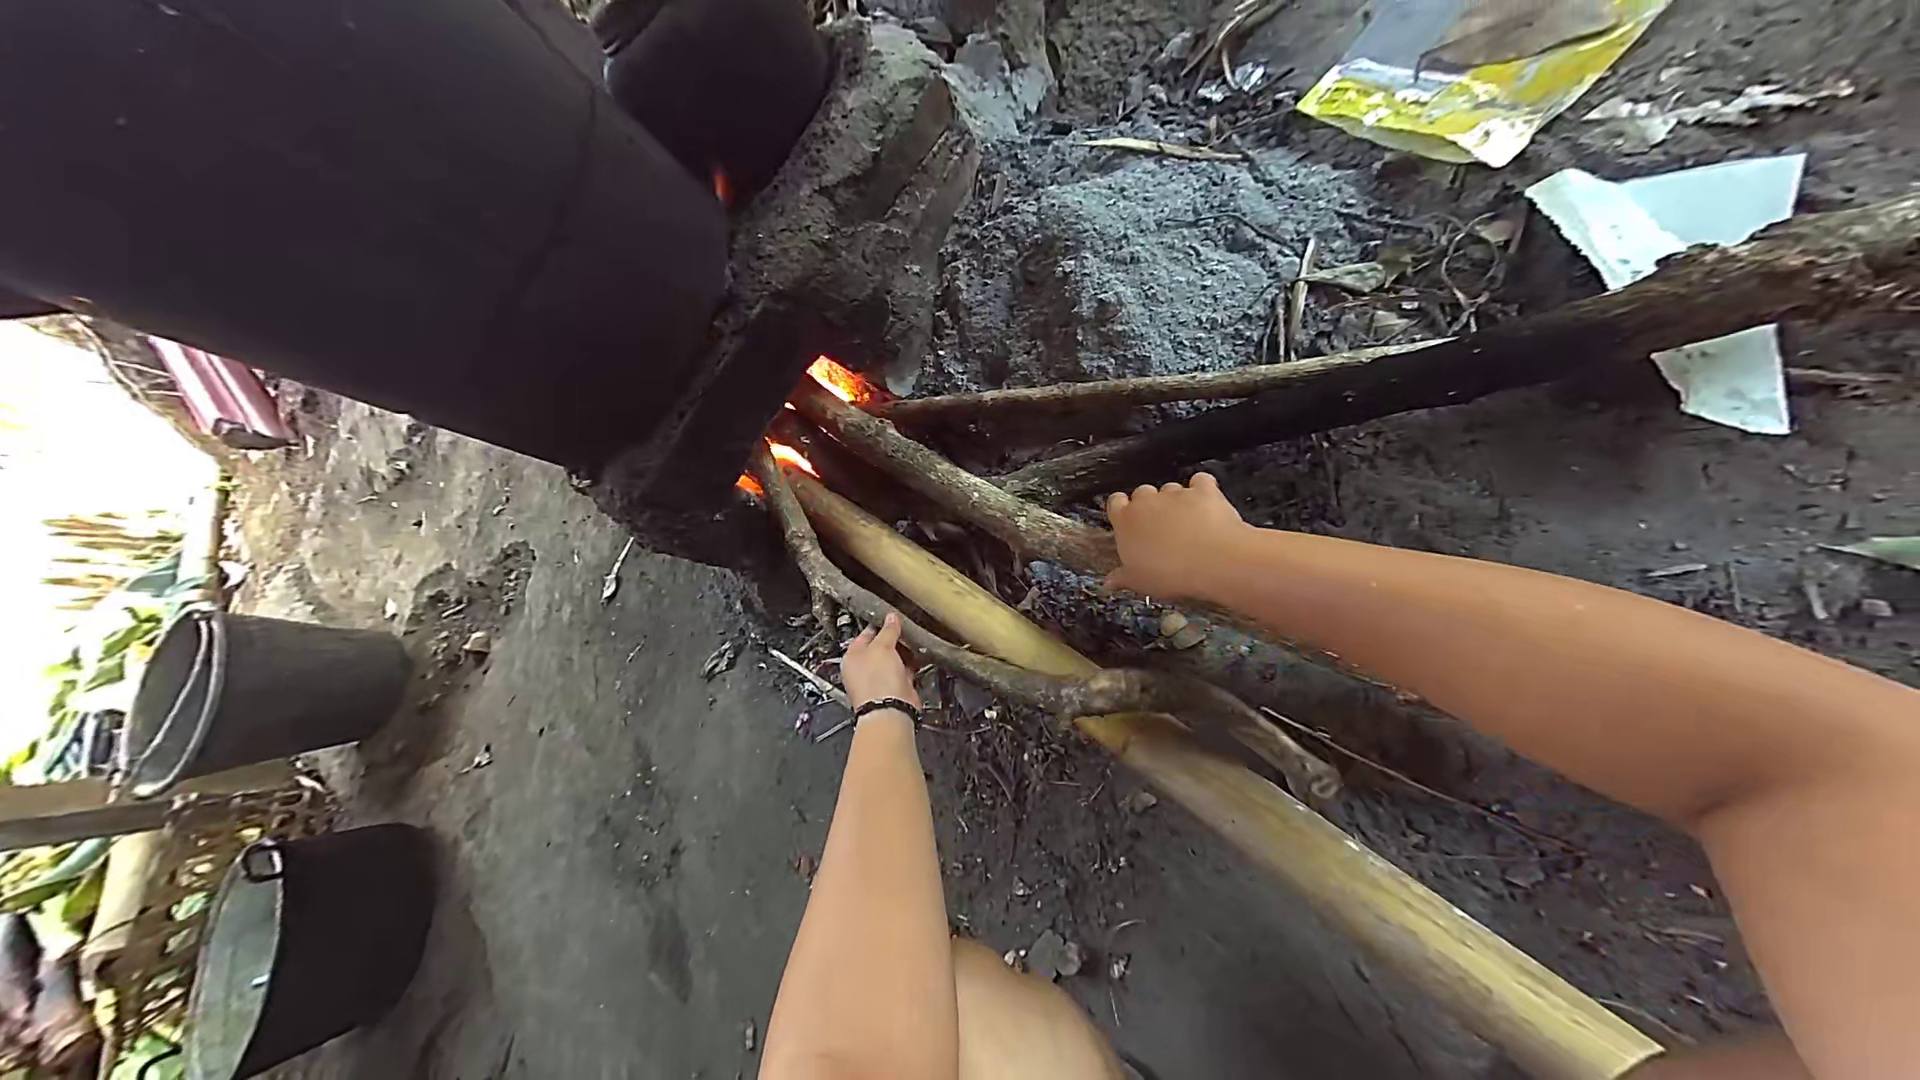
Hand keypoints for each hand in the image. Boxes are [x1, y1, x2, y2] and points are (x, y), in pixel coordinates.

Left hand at [840, 612, 920, 709]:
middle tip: (906, 628)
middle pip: (881, 647)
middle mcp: (864, 669)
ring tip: (915, 640)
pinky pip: (904, 670)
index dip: (880, 625)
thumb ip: (888, 631)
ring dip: (905, 651)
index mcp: (853, 657)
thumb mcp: (882, 647)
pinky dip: (911, 664)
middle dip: (894, 639)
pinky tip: (919, 655)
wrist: (891, 710)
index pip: (866, 635)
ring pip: (894, 659)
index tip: (892, 618)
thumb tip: (891, 618)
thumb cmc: (877, 681)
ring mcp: (880, 679)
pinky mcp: (896, 687)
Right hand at [1105, 473, 1246, 599]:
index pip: (1115, 503)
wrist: (1214, 563)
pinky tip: (1205, 504)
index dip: (1122, 510)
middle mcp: (1147, 502)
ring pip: (1170, 489)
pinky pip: (1200, 481)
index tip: (1128, 522)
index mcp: (1125, 521)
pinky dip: (1202, 489)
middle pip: (1142, 493)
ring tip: (1185, 524)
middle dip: (1149, 507)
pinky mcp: (1203, 491)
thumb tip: (1111, 581)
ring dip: (1175, 501)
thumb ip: (1122, 577)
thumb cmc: (1172, 573)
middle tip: (1159, 530)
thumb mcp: (1140, 582)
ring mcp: (1175, 494)